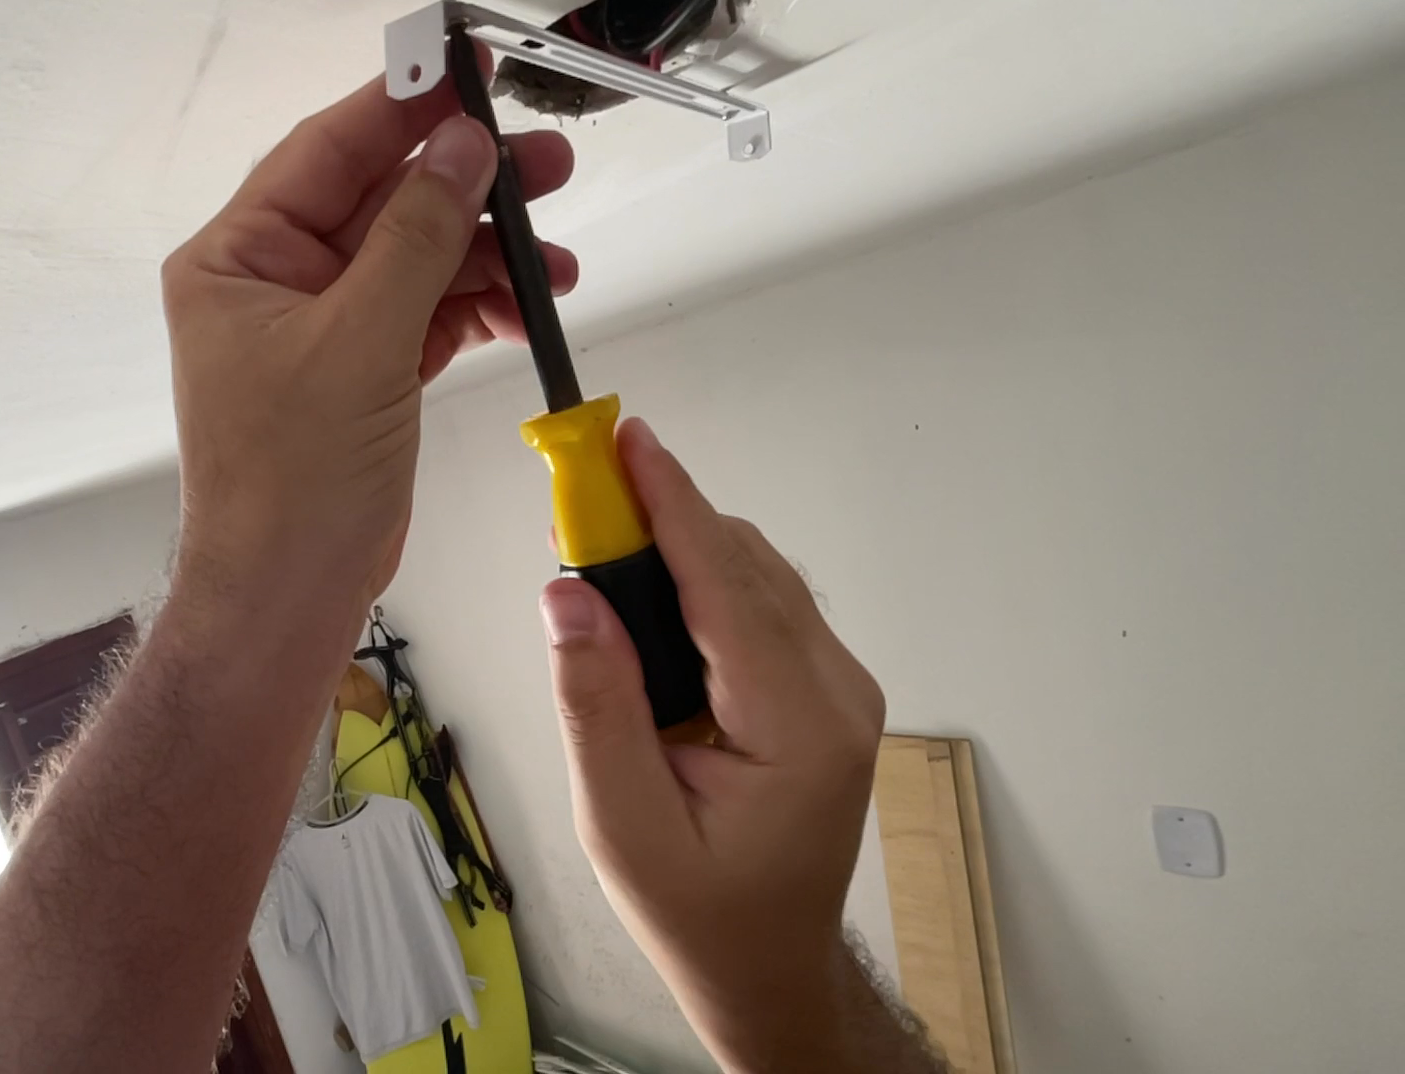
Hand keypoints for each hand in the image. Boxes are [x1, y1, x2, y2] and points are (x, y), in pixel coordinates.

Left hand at [161, 55, 576, 624]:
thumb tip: (461, 149)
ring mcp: (328, 331)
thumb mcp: (357, 341)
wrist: (294, 586)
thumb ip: (413, 238)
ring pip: (416, 264)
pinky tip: (528, 304)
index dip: (400, 110)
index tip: (466, 75)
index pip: (327, 155)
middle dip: (464, 188)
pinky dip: (477, 309)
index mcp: (240, 260)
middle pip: (383, 206)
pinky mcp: (368, 372)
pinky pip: (429, 317)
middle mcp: (279, 286)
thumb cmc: (294, 478)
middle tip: (543, 166)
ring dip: (484, 257)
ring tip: (554, 255)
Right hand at [537, 418, 889, 1070]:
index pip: (727, 587)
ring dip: (680, 542)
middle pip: (745, 567)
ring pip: (756, 575)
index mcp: (797, 728)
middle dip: (665, 518)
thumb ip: (595, 703)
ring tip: (603, 537)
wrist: (765, 963)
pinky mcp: (820, 689)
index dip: (673, 505)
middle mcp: (836, 691)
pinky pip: (760, 602)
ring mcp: (838, 687)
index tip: (628, 441)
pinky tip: (651, 583)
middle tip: (587, 497)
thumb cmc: (691, 909)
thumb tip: (566, 592)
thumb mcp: (620, 821)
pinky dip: (702, 573)